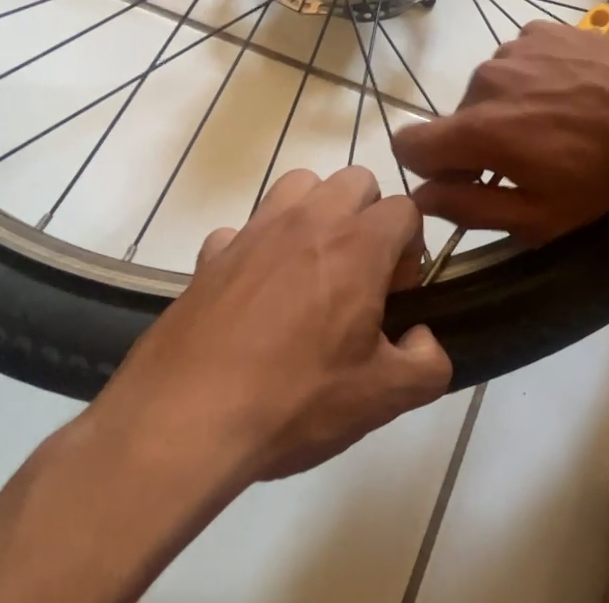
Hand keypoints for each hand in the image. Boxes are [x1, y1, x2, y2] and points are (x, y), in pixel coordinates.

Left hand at [83, 167, 451, 486]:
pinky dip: (258, 248)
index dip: (412, 249)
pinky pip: (243, 229)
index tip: (397, 296)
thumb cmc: (293, 403)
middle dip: (370, 218)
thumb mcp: (384, 397)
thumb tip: (424, 339)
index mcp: (357, 246)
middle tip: (361, 277)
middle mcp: (307, 223)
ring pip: (299, 186)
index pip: (406, 208)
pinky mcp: (207, 258)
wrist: (179, 426)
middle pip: (355, 181)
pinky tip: (254, 297)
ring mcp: (252, 234)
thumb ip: (429, 364)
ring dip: (317, 215)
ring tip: (312, 273)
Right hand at [392, 21, 608, 242]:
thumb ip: (469, 208)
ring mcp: (515, 48)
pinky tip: (568, 91)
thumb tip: (423, 196)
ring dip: (509, 105)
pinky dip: (533, 76)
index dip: (430, 166)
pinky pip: (520, 58)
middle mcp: (485, 81)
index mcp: (477, 129)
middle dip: (482, 140)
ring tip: (557, 120)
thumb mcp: (537, 216)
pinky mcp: (544, 30)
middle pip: (459, 117)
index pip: (409, 143)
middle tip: (531, 156)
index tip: (465, 177)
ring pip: (490, 86)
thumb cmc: (599, 177)